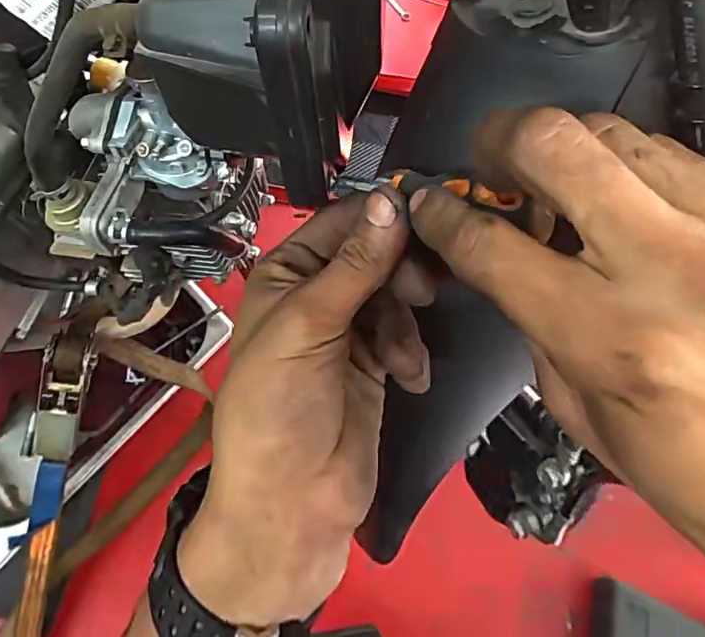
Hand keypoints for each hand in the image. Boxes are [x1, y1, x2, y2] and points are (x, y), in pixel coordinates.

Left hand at [175, 188, 430, 626]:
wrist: (291, 505)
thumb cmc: (279, 404)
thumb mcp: (309, 325)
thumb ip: (356, 265)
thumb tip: (390, 198)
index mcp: (286, 270)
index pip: (340, 222)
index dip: (380, 216)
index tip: (426, 214)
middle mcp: (316, 290)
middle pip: (374, 253)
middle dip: (399, 269)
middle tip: (423, 289)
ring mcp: (347, 326)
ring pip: (394, 291)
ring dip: (405, 317)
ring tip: (401, 354)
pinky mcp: (374, 359)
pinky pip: (404, 331)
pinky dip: (410, 349)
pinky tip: (409, 376)